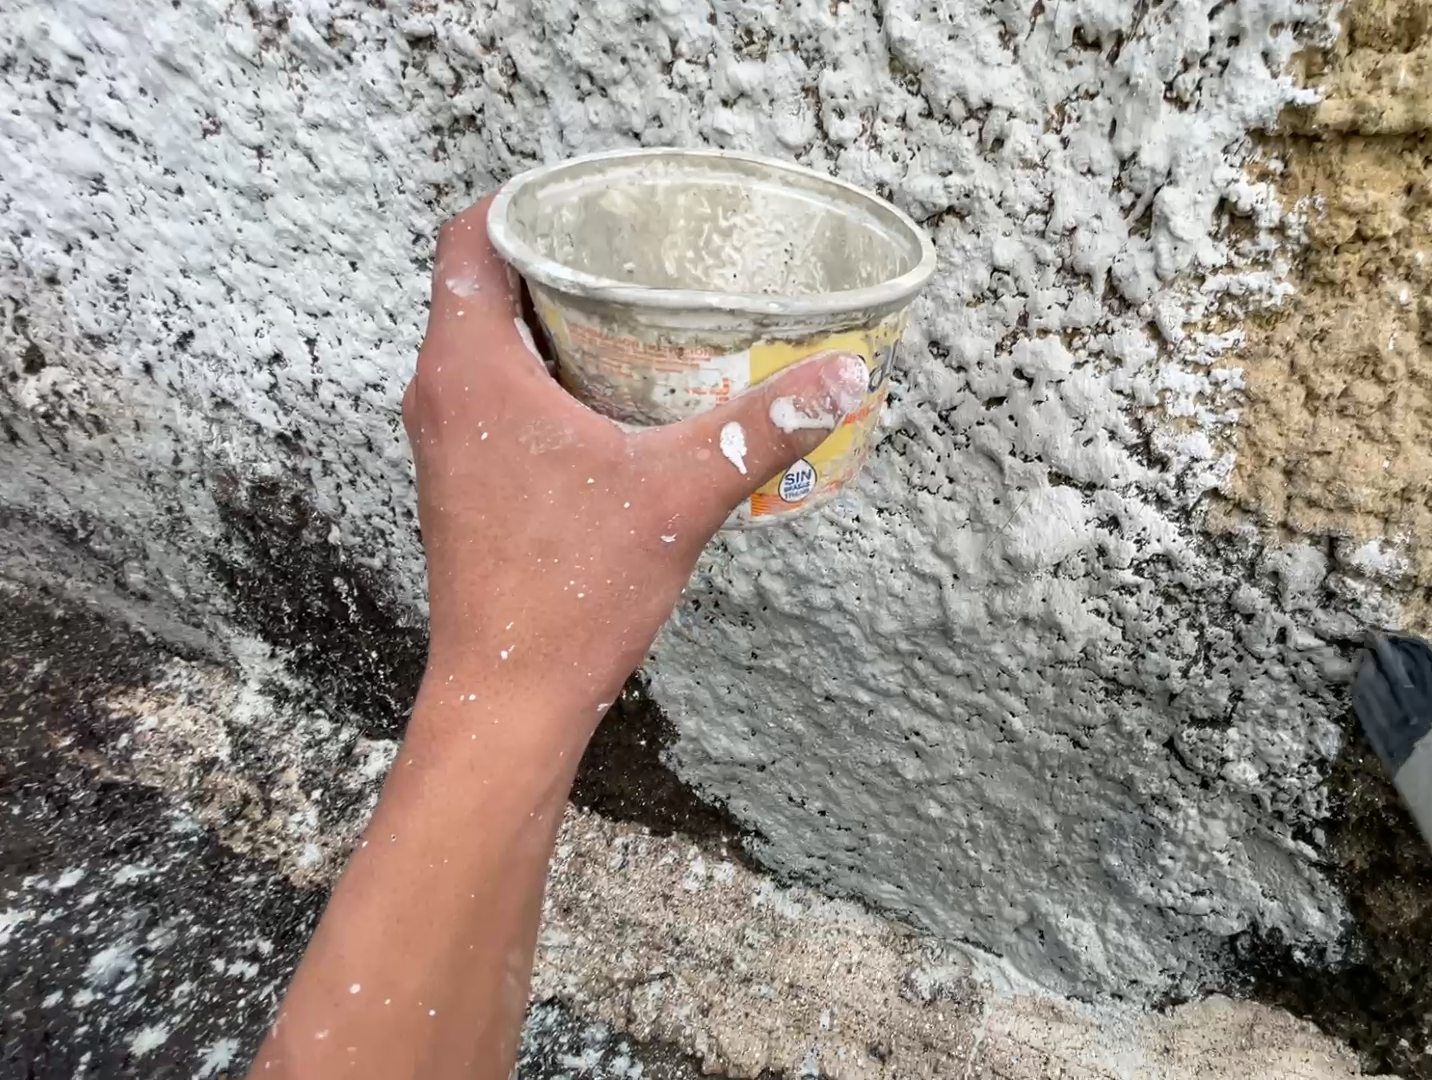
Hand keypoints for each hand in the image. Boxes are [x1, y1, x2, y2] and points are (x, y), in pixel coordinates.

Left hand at [403, 198, 868, 739]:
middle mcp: (445, 394)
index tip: (602, 206)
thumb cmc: (574, 590)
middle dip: (567, 264)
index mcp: (472, 370)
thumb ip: (765, 429)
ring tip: (648, 322)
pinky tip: (627, 406)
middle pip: (491, 287)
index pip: (476, 237)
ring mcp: (453, 442)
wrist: (515, 692)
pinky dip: (560, 380)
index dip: (533, 203)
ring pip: (500, 346)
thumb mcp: (685, 492)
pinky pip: (508, 398)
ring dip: (565, 326)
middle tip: (648, 263)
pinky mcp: (473, 481)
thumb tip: (845, 377)